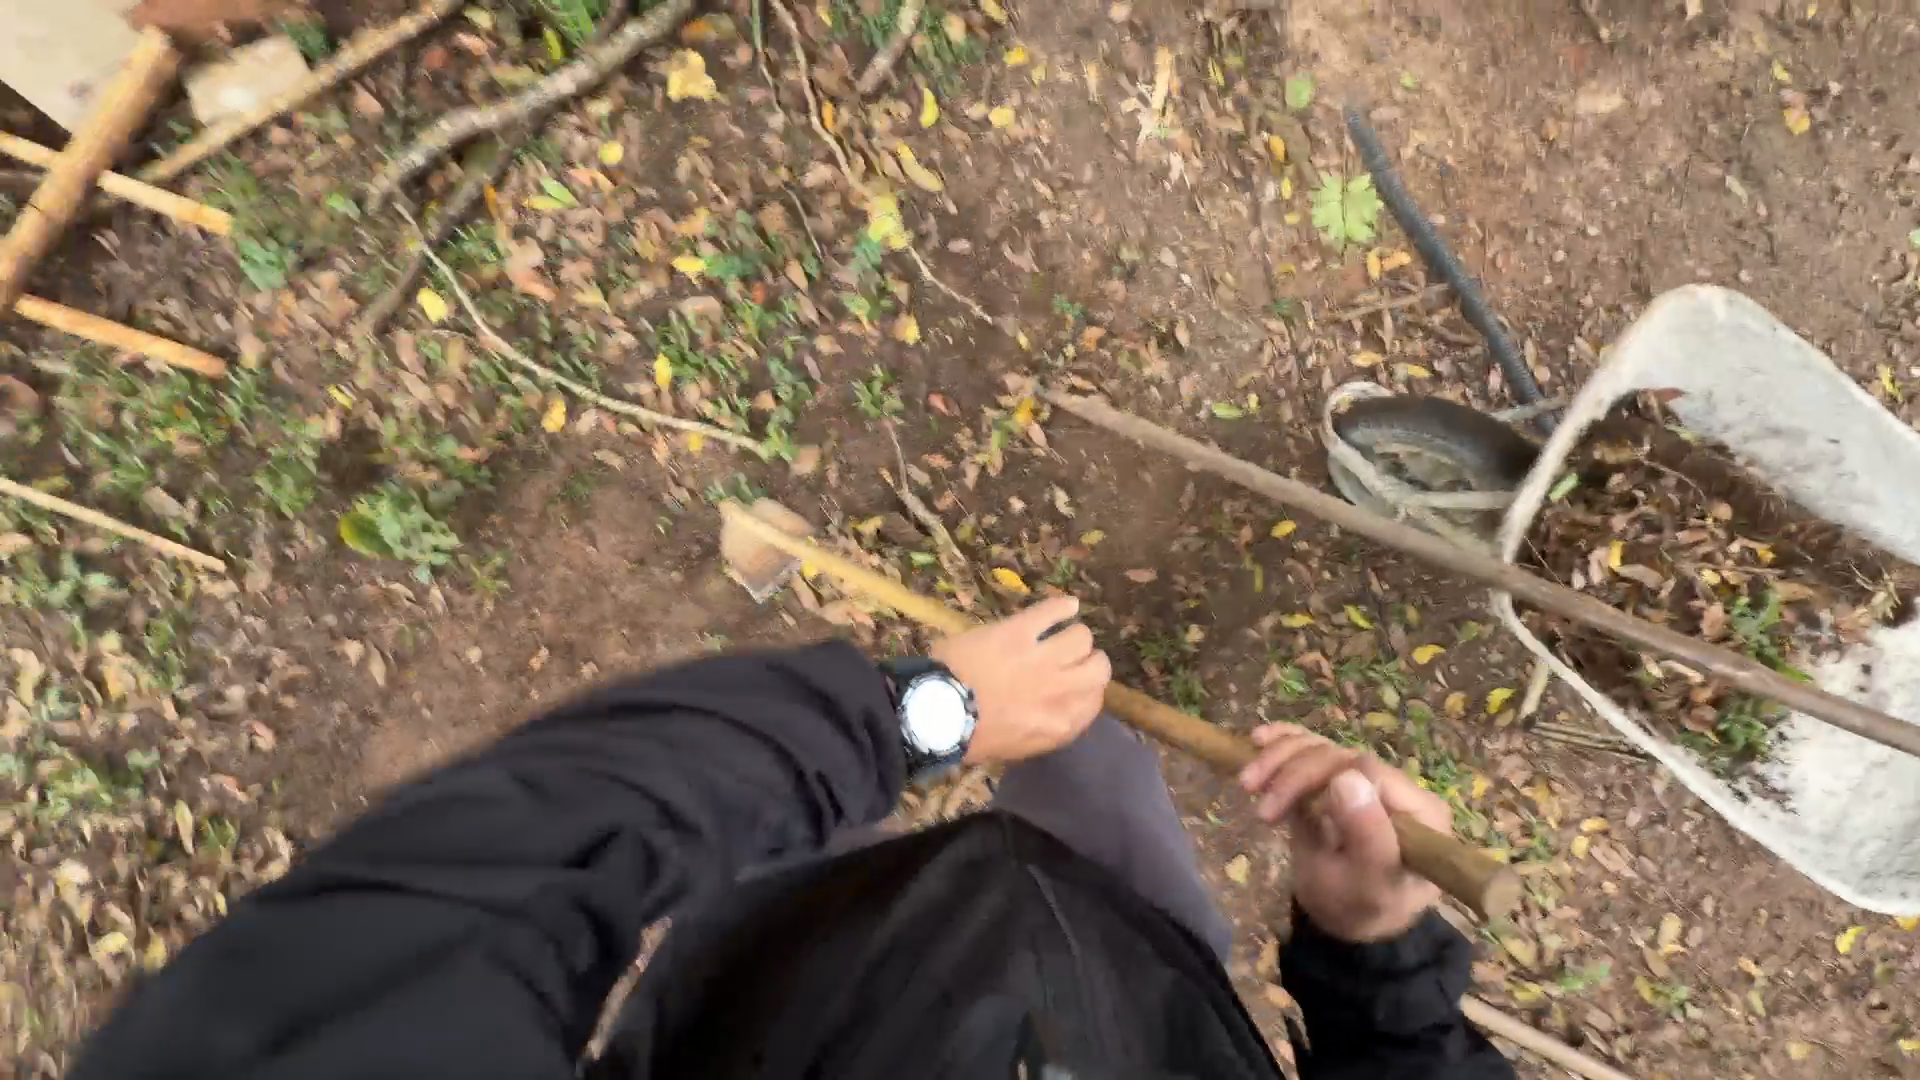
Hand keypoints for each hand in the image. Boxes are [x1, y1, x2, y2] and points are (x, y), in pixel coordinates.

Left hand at [930, 596, 1110, 764]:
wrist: (936, 714)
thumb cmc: (968, 737)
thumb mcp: (1015, 746)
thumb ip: (1042, 727)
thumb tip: (1050, 710)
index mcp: (1060, 726)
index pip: (1094, 702)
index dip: (1086, 688)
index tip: (1075, 682)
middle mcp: (1062, 693)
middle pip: (1098, 668)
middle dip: (1087, 661)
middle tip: (1071, 657)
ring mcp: (1043, 660)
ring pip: (1081, 637)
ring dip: (1072, 635)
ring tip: (1060, 633)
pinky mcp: (1021, 632)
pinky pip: (1053, 612)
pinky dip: (1062, 606)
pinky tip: (1067, 605)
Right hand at [1238, 723, 1453, 942]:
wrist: (1341, 915)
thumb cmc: (1359, 907)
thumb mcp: (1366, 884)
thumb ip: (1367, 835)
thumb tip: (1348, 777)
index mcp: (1418, 810)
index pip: (1366, 770)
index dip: (1317, 779)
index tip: (1277, 806)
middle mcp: (1393, 784)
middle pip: (1335, 755)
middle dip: (1290, 774)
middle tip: (1259, 810)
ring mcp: (1361, 776)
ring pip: (1317, 745)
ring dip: (1276, 758)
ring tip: (1247, 784)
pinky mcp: (1334, 774)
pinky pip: (1309, 743)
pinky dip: (1281, 739)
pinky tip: (1257, 741)